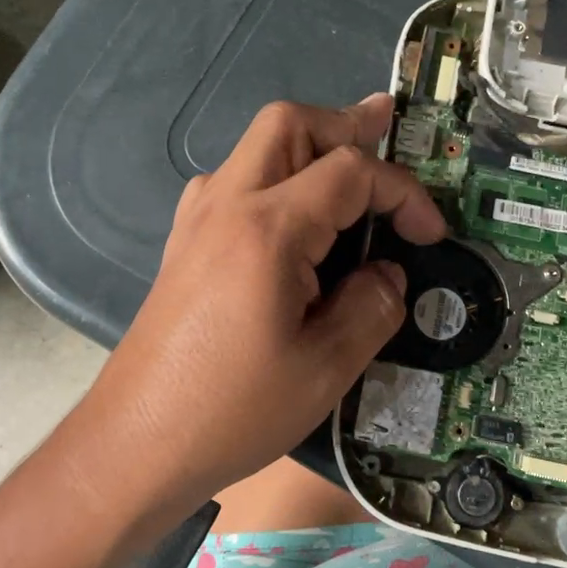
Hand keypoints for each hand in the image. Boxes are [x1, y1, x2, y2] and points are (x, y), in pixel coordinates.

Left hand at [77, 95, 445, 503]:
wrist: (134, 444)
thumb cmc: (232, 411)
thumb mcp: (325, 369)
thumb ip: (370, 307)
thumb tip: (386, 273)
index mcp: (268, 229)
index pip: (350, 172)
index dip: (402, 192)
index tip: (432, 232)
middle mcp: (227, 205)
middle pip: (288, 124)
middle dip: (343, 124)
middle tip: (387, 133)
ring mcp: (197, 221)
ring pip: (256, 147)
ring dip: (307, 147)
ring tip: (350, 169)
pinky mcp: (184, 245)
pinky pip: (234, 184)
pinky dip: (274, 178)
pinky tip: (292, 220)